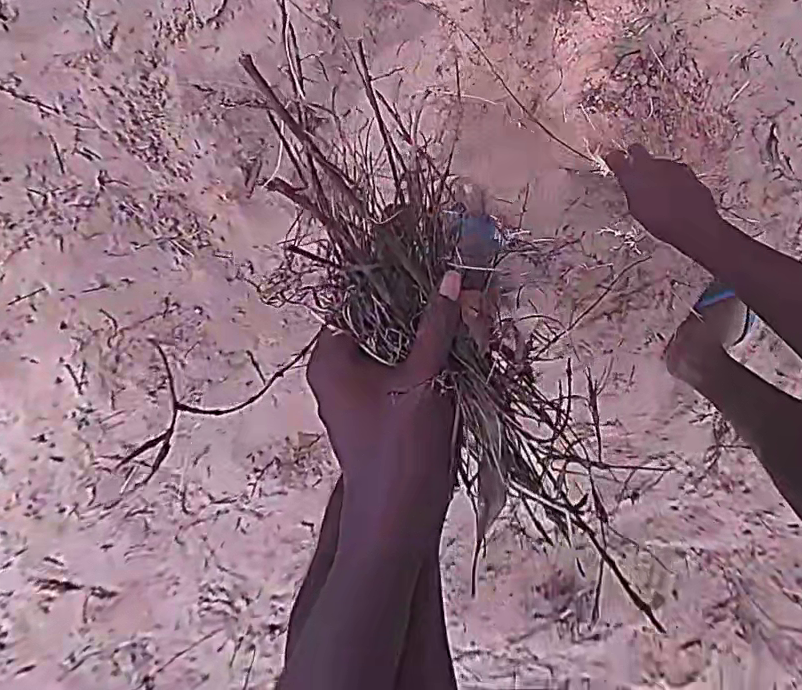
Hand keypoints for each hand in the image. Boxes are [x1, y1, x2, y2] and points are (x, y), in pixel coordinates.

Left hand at [306, 270, 463, 544]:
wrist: (400, 524)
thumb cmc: (402, 448)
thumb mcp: (423, 379)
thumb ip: (438, 326)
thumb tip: (452, 276)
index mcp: (331, 356)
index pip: (362, 299)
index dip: (401, 285)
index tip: (439, 276)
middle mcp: (338, 368)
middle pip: (383, 321)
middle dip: (426, 313)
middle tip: (465, 303)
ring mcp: (358, 389)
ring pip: (398, 344)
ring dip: (433, 336)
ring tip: (470, 325)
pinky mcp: (379, 406)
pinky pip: (404, 367)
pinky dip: (431, 359)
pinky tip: (462, 352)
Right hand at [603, 144, 726, 253]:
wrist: (695, 225)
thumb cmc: (662, 221)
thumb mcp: (637, 208)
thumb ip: (631, 189)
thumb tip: (628, 181)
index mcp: (635, 172)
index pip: (618, 158)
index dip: (615, 158)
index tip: (614, 159)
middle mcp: (654, 164)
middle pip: (640, 153)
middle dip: (636, 159)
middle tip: (635, 171)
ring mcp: (674, 167)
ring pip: (660, 164)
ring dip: (657, 173)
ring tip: (657, 192)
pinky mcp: (690, 174)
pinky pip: (676, 174)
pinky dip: (673, 181)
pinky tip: (674, 196)